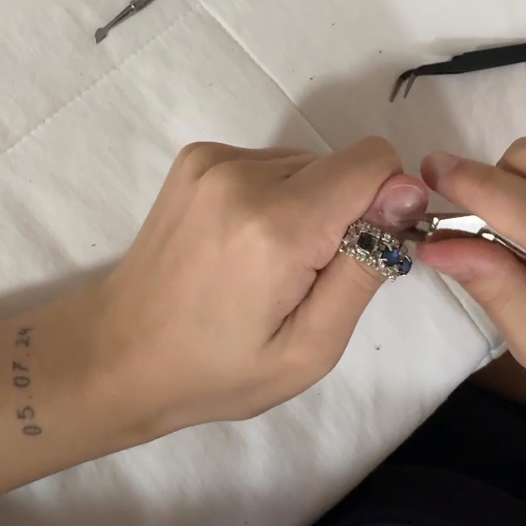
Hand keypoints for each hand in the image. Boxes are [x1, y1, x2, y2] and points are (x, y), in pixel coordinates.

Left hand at [91, 137, 430, 435]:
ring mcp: (214, 159)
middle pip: (339, 165)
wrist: (119, 351)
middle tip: (302, 274)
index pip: (372, 161)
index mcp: (276, 225)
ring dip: (306, 205)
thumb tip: (406, 192)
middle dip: (341, 212)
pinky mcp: (197, 156)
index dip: (385, 202)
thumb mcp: (311, 349)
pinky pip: (271, 162)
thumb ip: (365, 266)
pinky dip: (274, 196)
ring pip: (306, 163)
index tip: (359, 250)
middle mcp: (242, 174)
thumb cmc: (219, 369)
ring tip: (266, 262)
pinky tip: (244, 241)